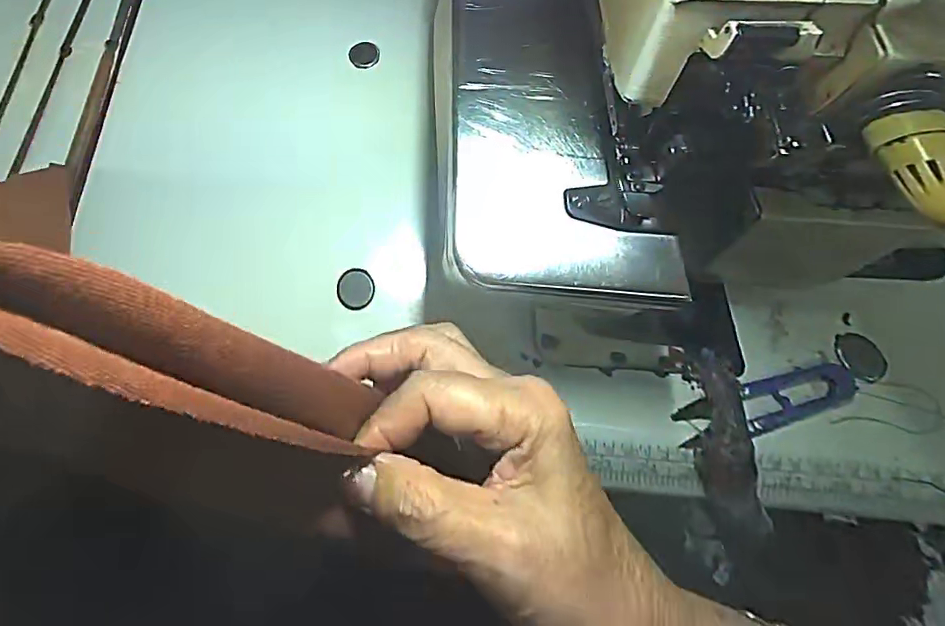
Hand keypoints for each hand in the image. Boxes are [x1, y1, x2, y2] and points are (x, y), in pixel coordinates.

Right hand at [329, 324, 738, 625]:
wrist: (616, 609)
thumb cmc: (571, 579)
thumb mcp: (496, 549)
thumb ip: (423, 508)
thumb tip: (353, 472)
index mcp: (522, 406)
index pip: (433, 389)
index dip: (384, 419)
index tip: (350, 461)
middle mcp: (511, 388)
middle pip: (432, 344)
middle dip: (375, 357)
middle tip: (328, 383)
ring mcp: (503, 402)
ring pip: (435, 353)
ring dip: (386, 363)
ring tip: (344, 387)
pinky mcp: (492, 424)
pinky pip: (438, 384)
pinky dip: (399, 388)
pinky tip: (374, 410)